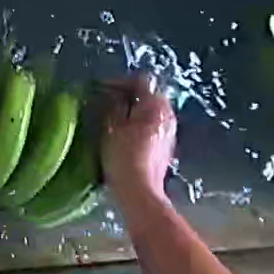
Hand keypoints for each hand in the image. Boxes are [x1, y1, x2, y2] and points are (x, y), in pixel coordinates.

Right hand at [101, 74, 176, 203]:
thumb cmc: (124, 157)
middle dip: (128, 95)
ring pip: (152, 110)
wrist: (140, 192)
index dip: (119, 82)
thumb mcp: (112, 127)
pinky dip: (140, 123)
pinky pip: (154, 125)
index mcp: (156, 105)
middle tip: (107, 101)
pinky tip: (126, 133)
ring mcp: (170, 131)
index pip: (141, 81)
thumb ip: (114, 105)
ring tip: (114, 117)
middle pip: (149, 94)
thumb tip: (115, 95)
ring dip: (134, 110)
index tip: (102, 89)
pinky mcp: (167, 145)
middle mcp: (168, 114)